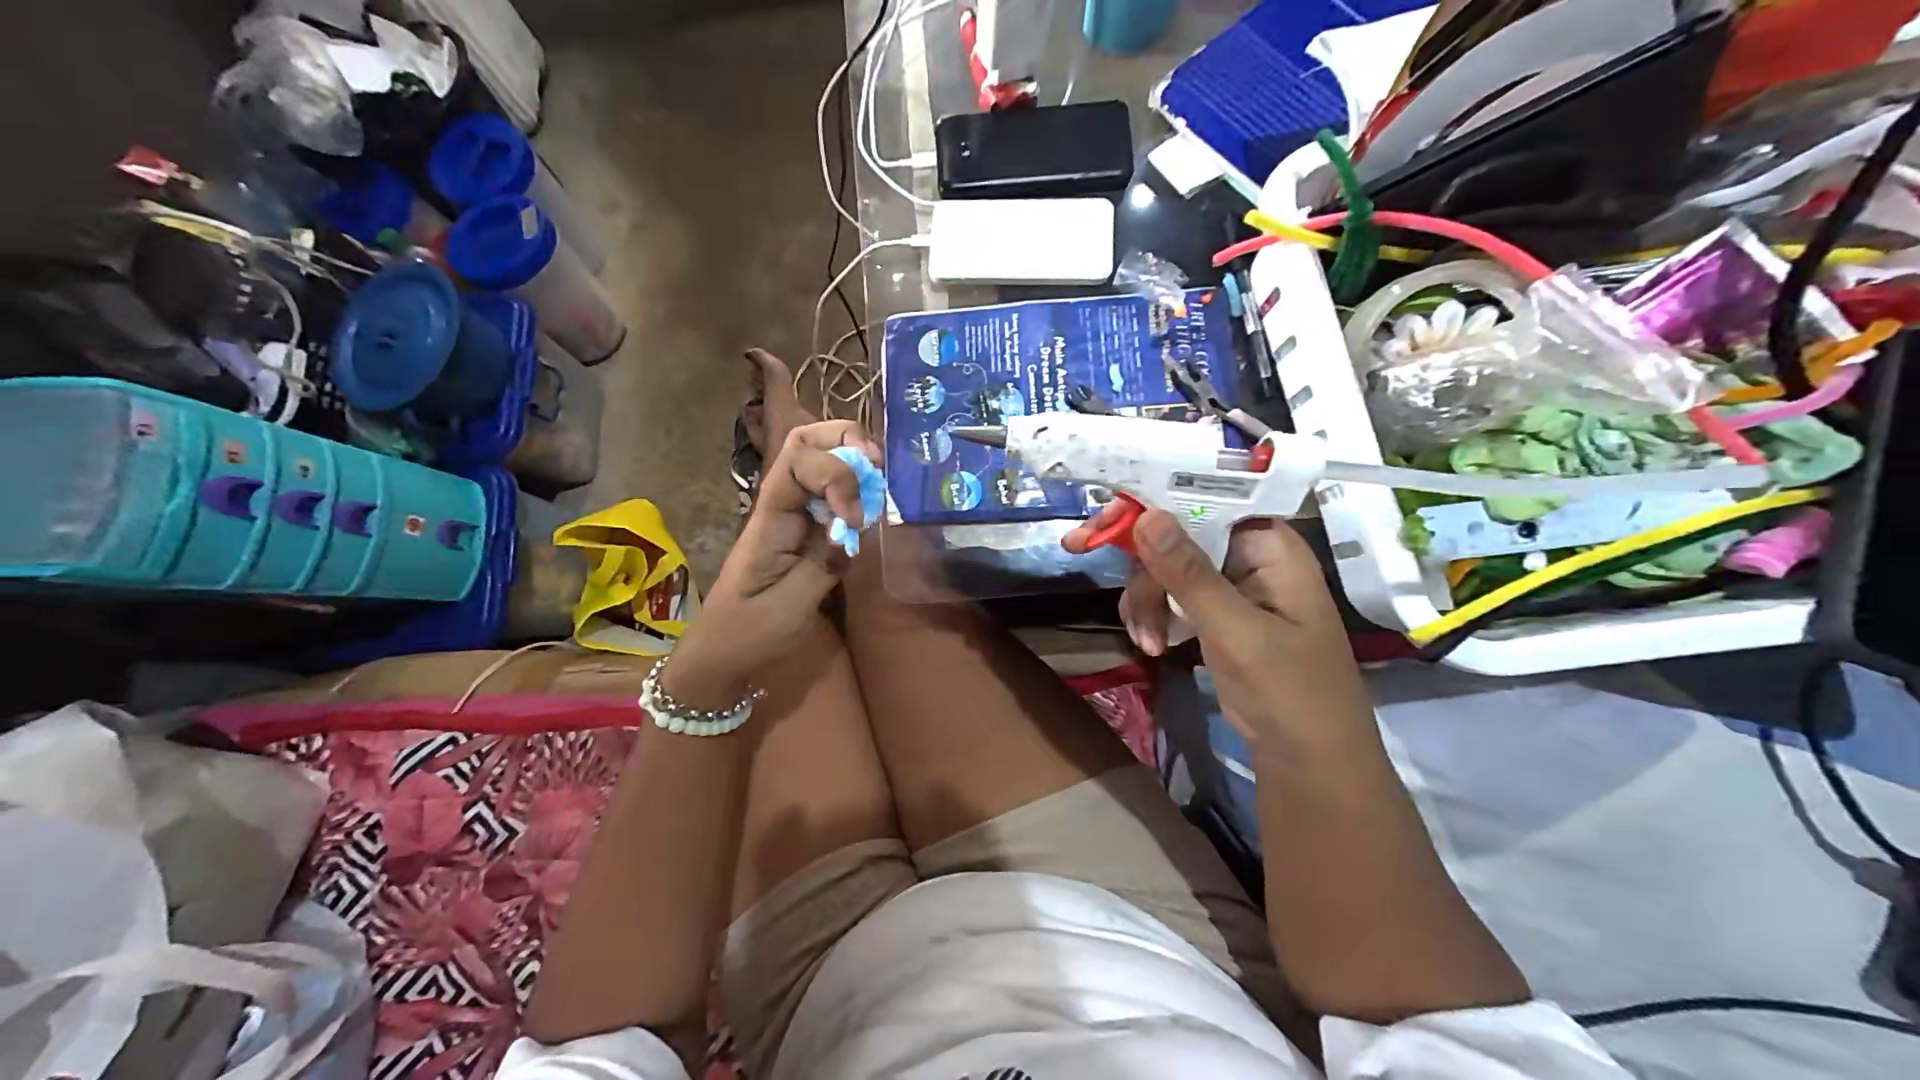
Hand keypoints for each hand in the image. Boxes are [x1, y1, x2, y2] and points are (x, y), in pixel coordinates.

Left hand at [662, 421, 881, 707]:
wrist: (724, 651)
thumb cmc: (751, 632)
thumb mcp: (791, 605)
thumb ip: (825, 563)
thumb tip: (852, 530)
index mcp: (769, 518)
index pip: (797, 462)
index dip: (835, 474)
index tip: (854, 519)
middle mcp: (780, 505)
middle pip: (806, 442)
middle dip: (846, 442)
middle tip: (878, 466)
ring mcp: (793, 514)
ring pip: (820, 460)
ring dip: (854, 462)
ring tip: (879, 486)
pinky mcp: (807, 530)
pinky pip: (831, 493)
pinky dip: (856, 490)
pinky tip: (869, 510)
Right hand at [1064, 507, 1370, 745]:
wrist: (1310, 762)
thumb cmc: (1289, 693)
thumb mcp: (1235, 631)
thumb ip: (1189, 574)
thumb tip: (1146, 516)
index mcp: (1269, 546)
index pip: (1205, 500)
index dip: (1152, 502)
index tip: (1103, 520)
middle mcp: (1250, 557)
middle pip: (1177, 534)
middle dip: (1142, 568)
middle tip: (1087, 560)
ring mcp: (1233, 588)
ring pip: (1167, 569)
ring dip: (1145, 601)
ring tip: (1147, 642)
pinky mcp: (1218, 616)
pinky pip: (1172, 599)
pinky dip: (1154, 618)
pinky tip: (1153, 646)